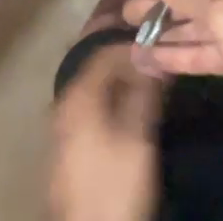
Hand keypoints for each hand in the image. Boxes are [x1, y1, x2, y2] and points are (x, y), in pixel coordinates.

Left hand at [50, 48, 163, 220]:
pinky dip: (109, 89)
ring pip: (91, 82)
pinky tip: (128, 96)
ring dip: (115, 69)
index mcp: (78, 94)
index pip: (103, 49)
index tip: (157, 39)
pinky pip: (91, 100)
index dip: (130, 41)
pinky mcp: (71, 142)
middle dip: (118, 48)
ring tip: (143, 63)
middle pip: (92, 62)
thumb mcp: (137, 136)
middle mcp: (65, 101)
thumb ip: (145, 90)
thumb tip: (153, 54)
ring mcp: (64, 123)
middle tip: (146, 39)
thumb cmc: (116, 183)